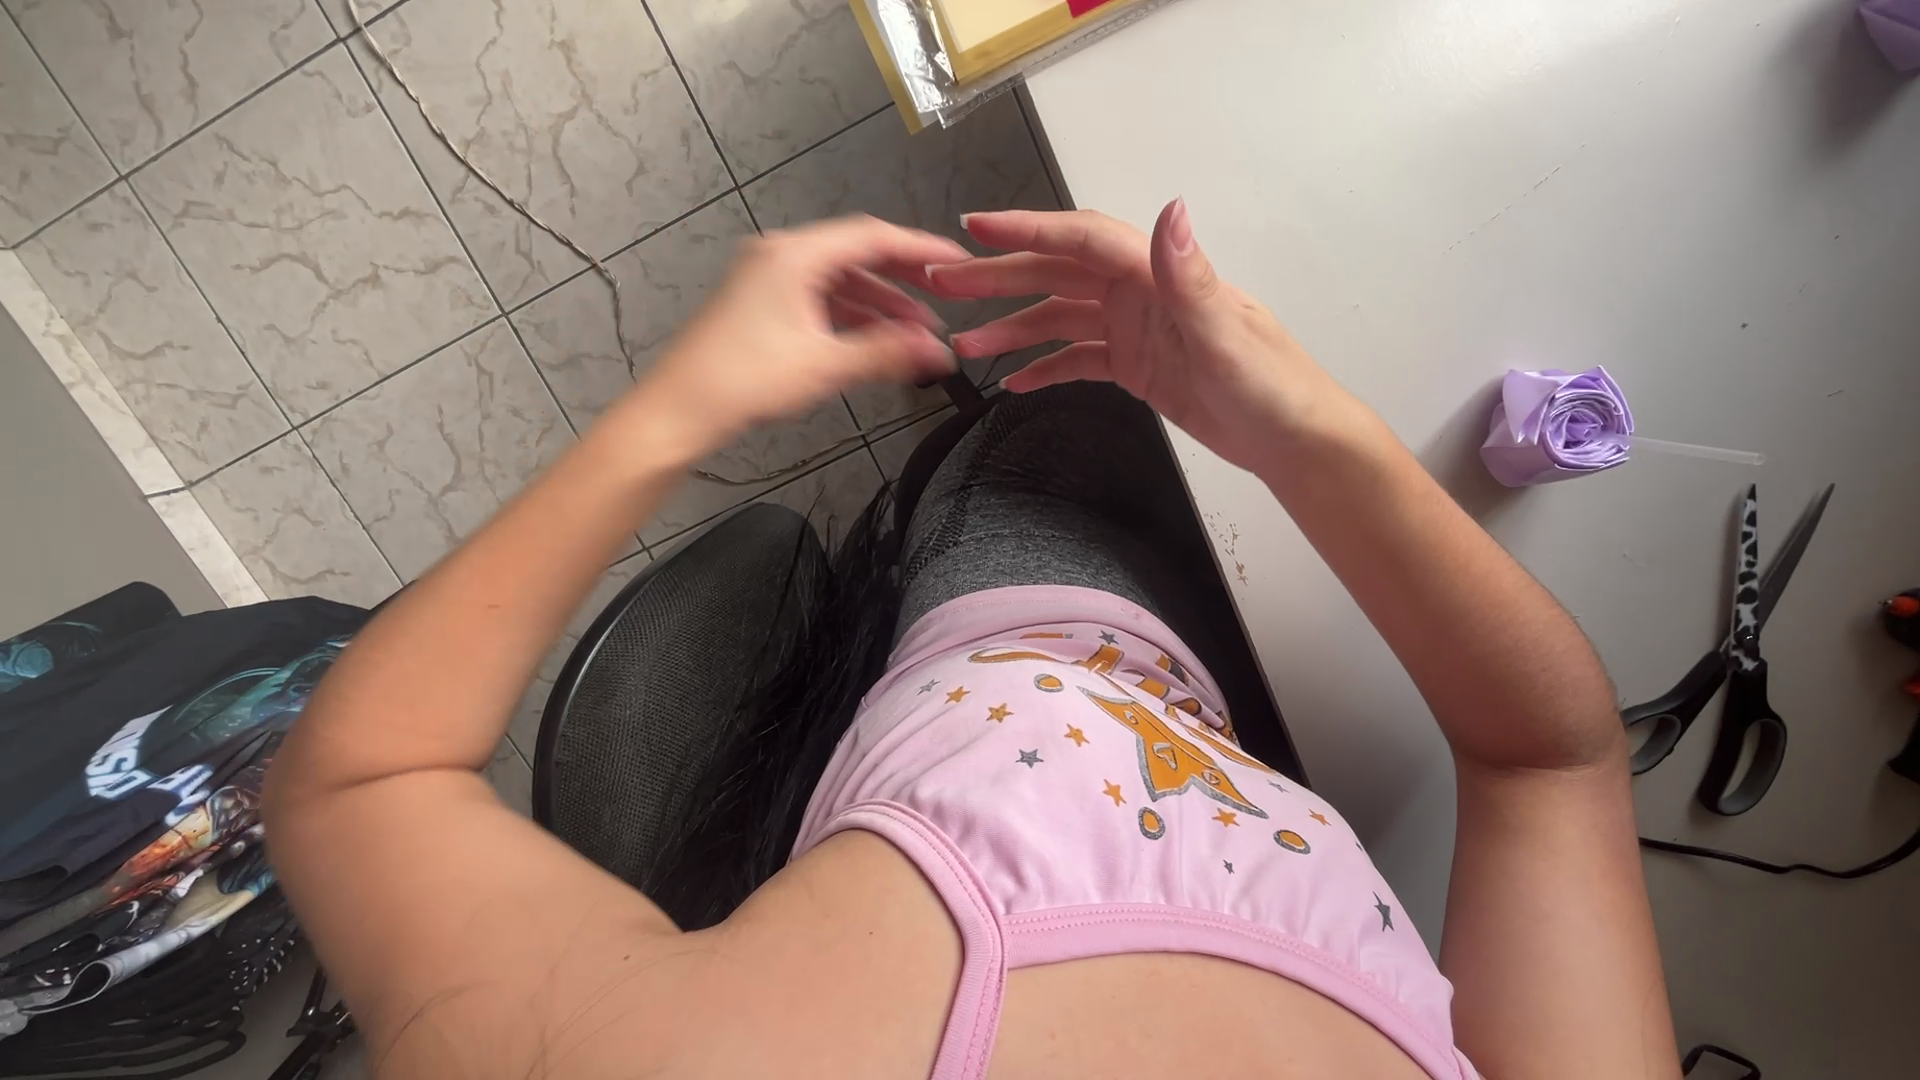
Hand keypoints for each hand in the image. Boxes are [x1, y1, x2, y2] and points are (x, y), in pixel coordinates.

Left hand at [612, 215, 967, 463]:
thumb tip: (939, 353)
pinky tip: (875, 340)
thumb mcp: (825, 365)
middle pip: (856, 255)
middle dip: (903, 280)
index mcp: (795, 256)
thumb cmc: (745, 380)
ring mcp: (769, 279)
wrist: (680, 408)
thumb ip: (887, 354)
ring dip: (879, 304)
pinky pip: (819, 299)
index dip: (919, 248)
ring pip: (839, 281)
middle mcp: (781, 256)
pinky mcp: (762, 304)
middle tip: (944, 298)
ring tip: (916, 333)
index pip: (872, 237)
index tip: (956, 261)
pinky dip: (851, 316)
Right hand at [926, 201, 1358, 471]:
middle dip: (998, 279)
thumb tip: (1171, 213)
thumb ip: (1191, 278)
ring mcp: (1134, 330)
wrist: (1289, 437)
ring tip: (966, 347)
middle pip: (1055, 276)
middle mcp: (1139, 294)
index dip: (1026, 231)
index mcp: (1157, 276)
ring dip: (1012, 331)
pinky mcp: (1134, 366)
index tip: (976, 229)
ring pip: (1059, 320)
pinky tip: (1014, 381)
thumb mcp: (1227, 334)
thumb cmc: (1271, 385)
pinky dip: (1045, 367)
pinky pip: (1077, 359)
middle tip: (945, 285)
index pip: (1080, 241)